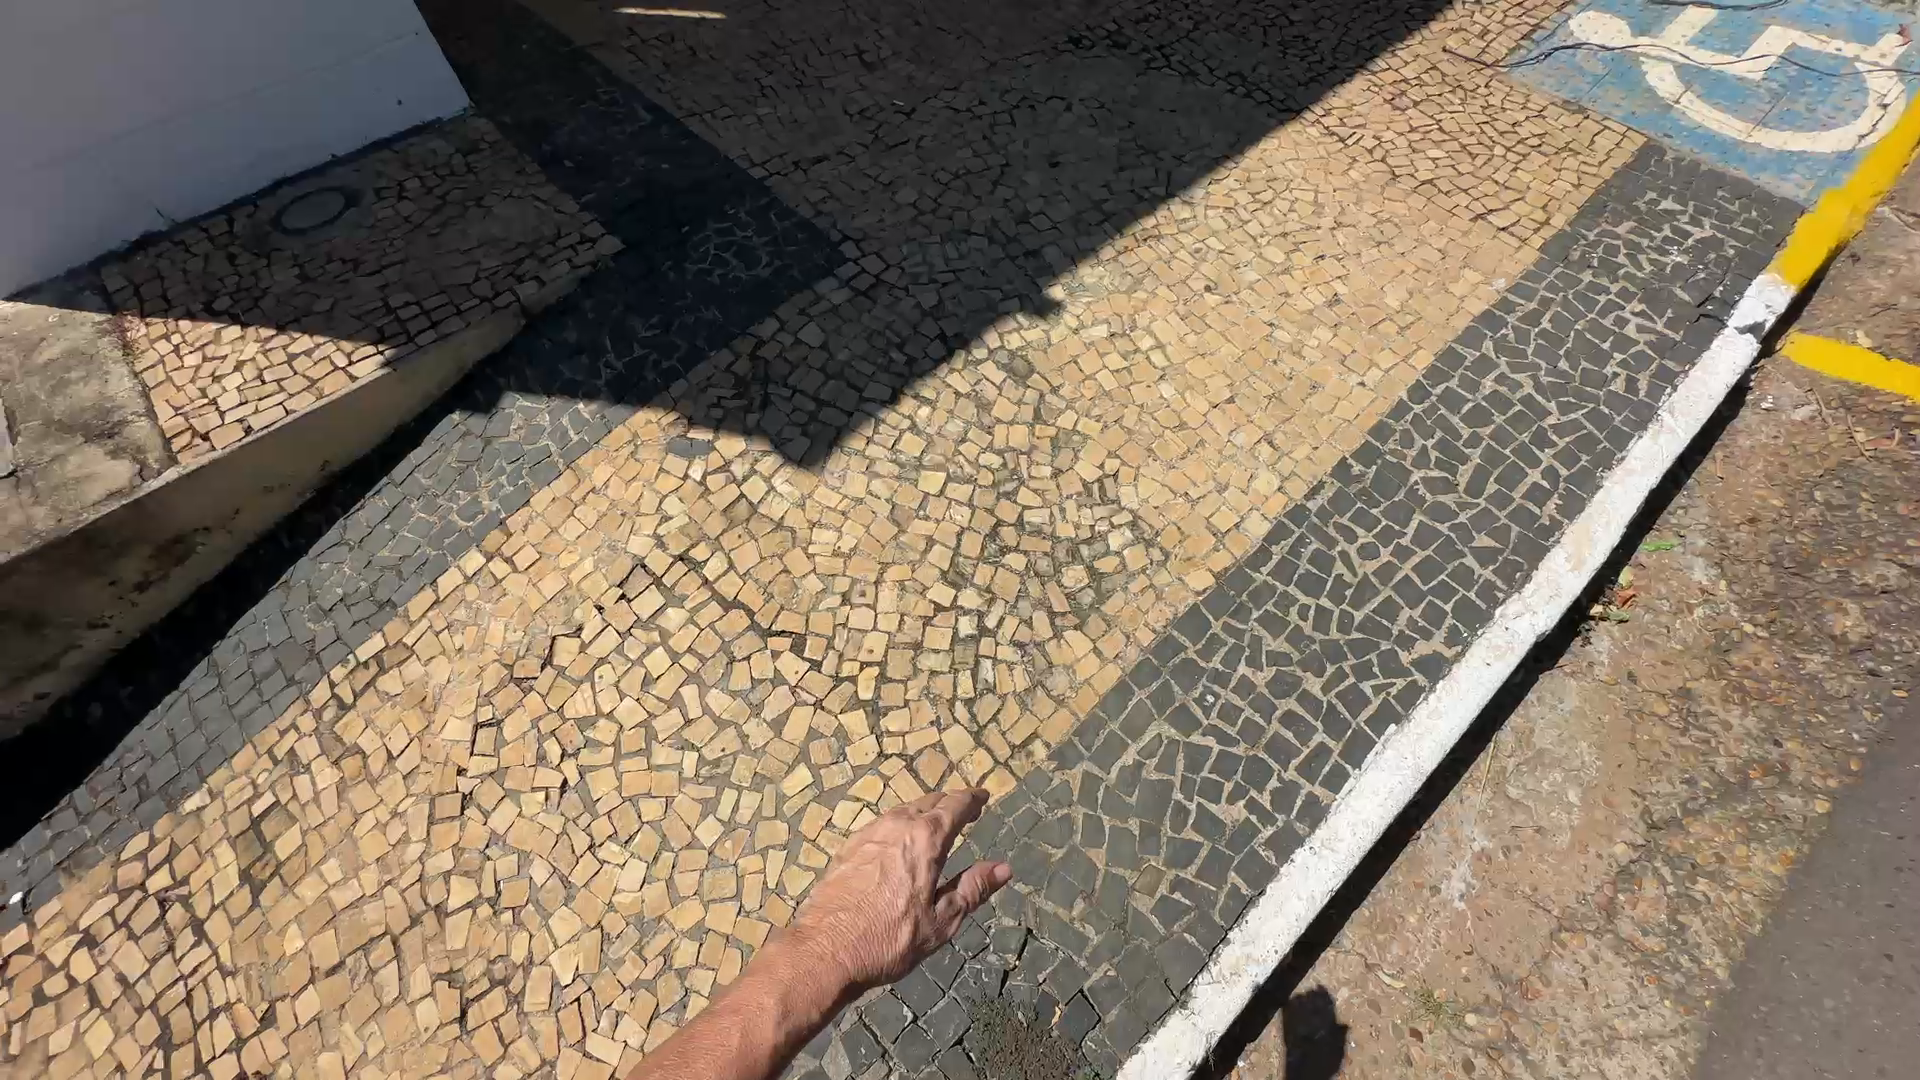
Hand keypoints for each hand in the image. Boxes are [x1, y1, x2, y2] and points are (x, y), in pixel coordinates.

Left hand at [785, 788, 1012, 993]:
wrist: (825, 949)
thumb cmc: (890, 939)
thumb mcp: (941, 921)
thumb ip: (972, 889)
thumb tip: (1004, 868)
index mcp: (926, 838)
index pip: (955, 806)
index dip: (972, 799)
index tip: (983, 795)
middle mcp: (898, 824)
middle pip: (929, 802)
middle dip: (949, 802)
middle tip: (964, 808)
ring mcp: (870, 832)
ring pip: (904, 810)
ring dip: (923, 811)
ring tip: (934, 821)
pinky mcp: (850, 846)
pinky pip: (884, 823)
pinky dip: (900, 823)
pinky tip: (899, 840)